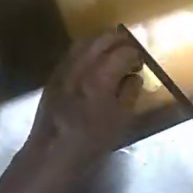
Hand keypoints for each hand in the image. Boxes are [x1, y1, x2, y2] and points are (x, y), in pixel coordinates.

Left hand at [23, 33, 143, 177]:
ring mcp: (64, 68)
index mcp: (101, 77)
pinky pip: (72, 53)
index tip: (141, 61)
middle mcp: (81, 66)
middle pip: (102, 39)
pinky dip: (85, 50)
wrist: (51, 153)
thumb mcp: (120, 122)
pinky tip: (91, 60)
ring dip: (101, 41)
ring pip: (84, 42)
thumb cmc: (91, 142)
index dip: (135, 54)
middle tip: (130, 47)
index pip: (123, 52)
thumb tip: (135, 77)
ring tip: (112, 49)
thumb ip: (130, 94)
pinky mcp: (54, 75)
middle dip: (119, 39)